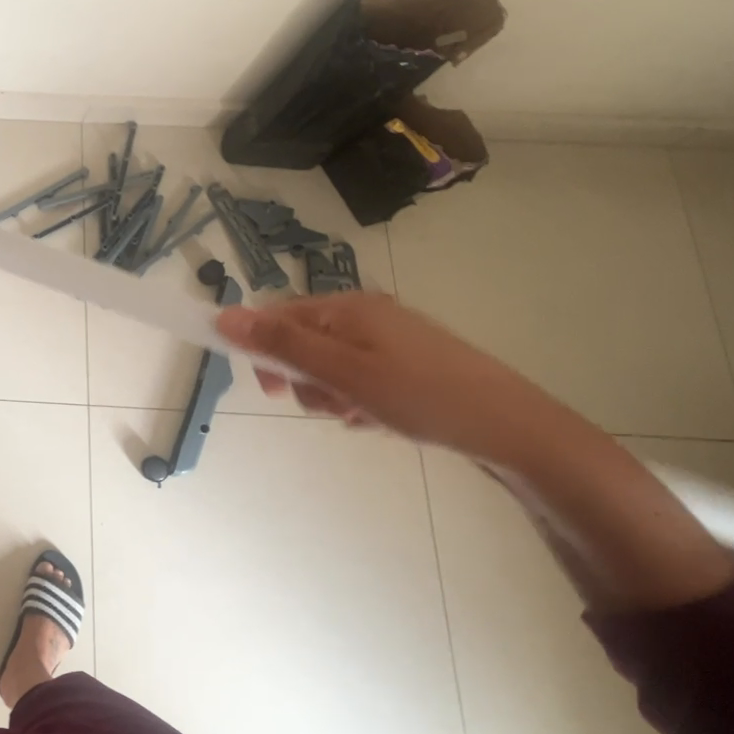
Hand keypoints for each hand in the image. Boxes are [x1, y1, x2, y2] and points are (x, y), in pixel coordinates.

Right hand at [215, 292, 586, 465]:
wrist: (510, 426)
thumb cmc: (420, 395)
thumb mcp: (342, 372)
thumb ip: (281, 345)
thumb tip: (224, 316)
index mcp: (346, 308)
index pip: (276, 316)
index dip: (261, 349)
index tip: (272, 389)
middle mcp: (363, 314)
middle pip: (300, 341)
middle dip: (301, 377)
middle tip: (325, 406)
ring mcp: (387, 338)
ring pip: (327, 364)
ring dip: (329, 393)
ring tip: (356, 415)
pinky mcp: (405, 362)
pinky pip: (356, 375)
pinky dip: (354, 397)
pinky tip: (374, 418)